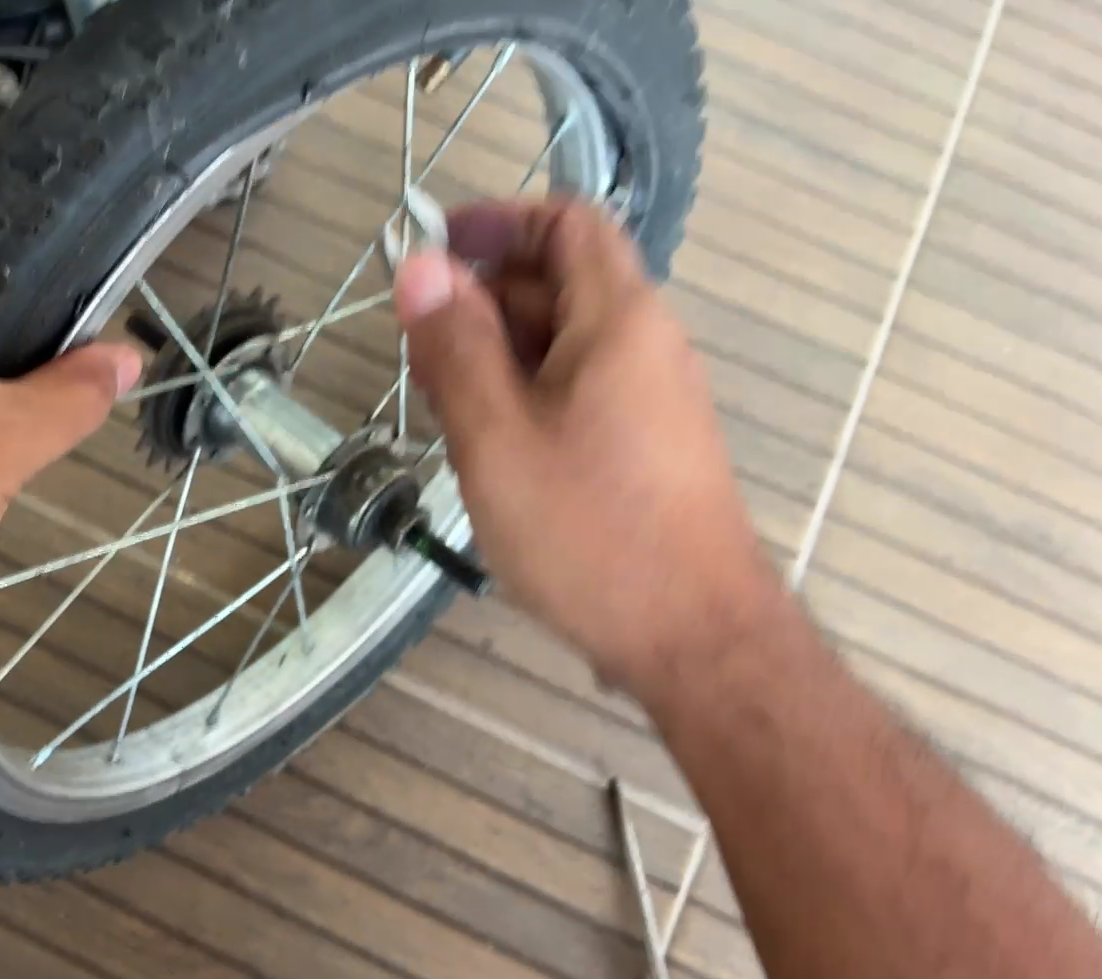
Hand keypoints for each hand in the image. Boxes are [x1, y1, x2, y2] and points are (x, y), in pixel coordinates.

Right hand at [394, 199, 783, 690]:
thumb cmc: (586, 530)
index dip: (496, 222)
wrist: (688, 634)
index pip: (565, 225)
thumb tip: (417, 265)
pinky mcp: (637, 445)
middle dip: (479, 297)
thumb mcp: (497, 434)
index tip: (428, 249)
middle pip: (558, 284)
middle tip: (414, 347)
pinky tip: (480, 440)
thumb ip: (455, 347)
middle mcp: (641, 344)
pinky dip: (517, 392)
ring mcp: (644, 398)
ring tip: (435, 399)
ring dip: (492, 351)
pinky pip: (570, 390)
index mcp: (618, 321)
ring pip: (559, 344)